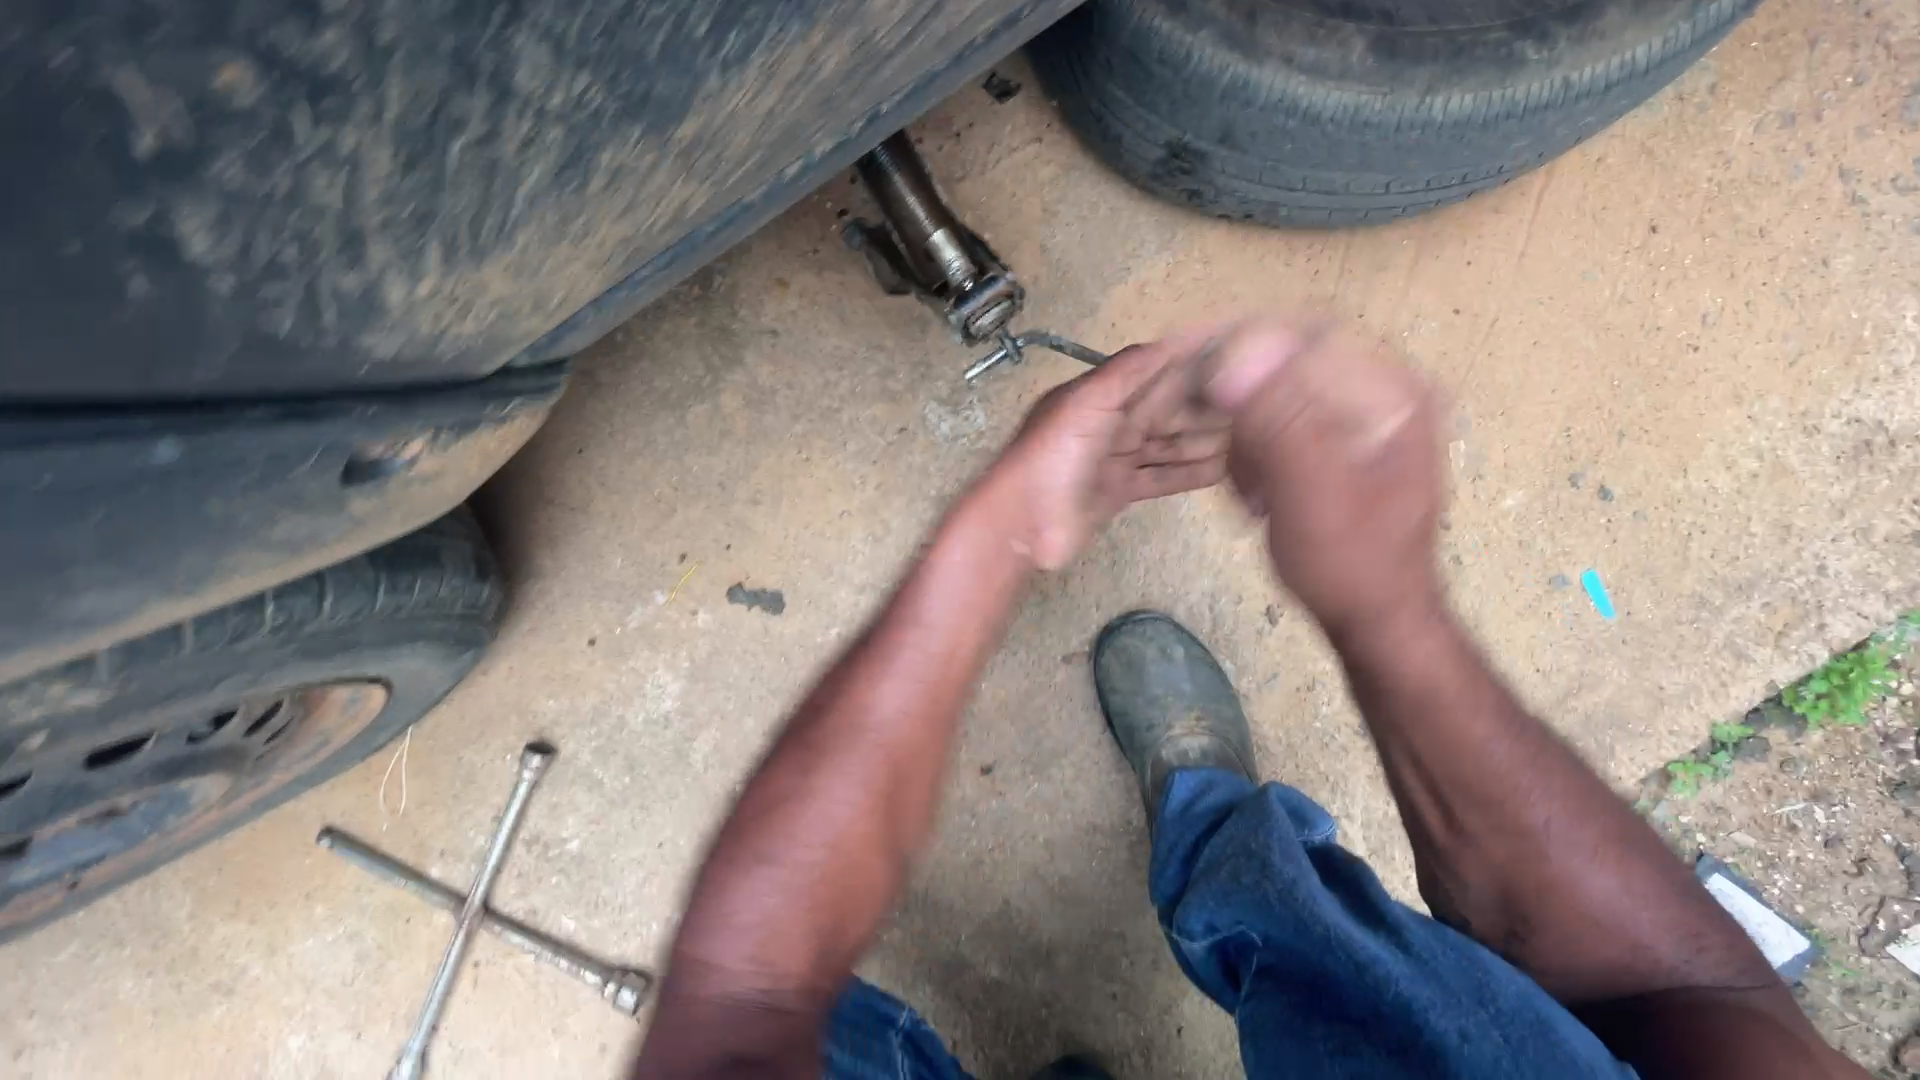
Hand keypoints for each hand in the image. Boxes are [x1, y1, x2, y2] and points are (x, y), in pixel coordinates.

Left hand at [978, 339, 1231, 569]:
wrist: (1022, 524)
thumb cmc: (1050, 458)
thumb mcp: (1085, 402)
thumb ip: (1127, 370)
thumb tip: (1173, 337)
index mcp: (1101, 395)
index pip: (1157, 374)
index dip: (1193, 367)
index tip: (1236, 361)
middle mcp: (1110, 423)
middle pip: (1169, 410)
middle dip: (1207, 407)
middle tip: (1255, 407)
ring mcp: (1115, 459)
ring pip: (1170, 445)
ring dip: (1205, 440)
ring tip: (1249, 438)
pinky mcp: (1119, 492)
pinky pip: (1161, 478)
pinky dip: (1189, 473)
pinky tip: (1222, 469)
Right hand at [1198, 319, 1445, 634]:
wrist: (1374, 618)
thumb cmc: (1349, 563)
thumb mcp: (1311, 491)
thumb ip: (1279, 419)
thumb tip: (1236, 354)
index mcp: (1391, 392)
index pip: (1306, 332)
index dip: (1241, 342)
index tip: (1187, 366)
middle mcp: (1381, 390)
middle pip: (1290, 357)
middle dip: (1239, 395)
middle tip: (1206, 429)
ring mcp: (1360, 415)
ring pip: (1278, 390)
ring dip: (1245, 429)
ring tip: (1246, 482)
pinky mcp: (1338, 439)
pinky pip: (1280, 420)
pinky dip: (1254, 447)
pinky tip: (1254, 487)